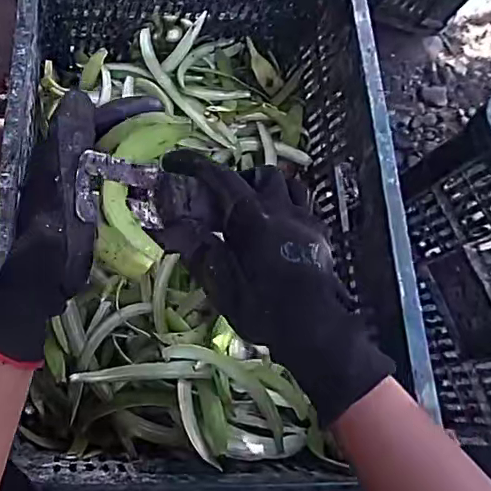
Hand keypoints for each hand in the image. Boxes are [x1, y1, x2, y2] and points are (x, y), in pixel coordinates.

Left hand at [0, 93, 160, 364]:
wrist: (40, 279)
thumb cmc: (53, 233)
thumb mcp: (63, 183)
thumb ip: (69, 141)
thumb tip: (77, 97)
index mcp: (56, 154)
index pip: (91, 118)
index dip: (122, 109)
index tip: (156, 107)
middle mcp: (62, 164)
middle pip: (100, 133)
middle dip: (132, 126)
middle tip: (166, 126)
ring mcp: (72, 184)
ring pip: (105, 154)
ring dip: (133, 147)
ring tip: (164, 148)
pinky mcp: (81, 204)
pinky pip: (108, 179)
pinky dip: (128, 173)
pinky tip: (149, 178)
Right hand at [157, 151, 394, 421]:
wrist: (314, 329)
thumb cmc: (262, 307)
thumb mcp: (219, 282)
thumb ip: (196, 248)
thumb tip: (169, 226)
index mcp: (251, 215)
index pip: (219, 176)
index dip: (195, 164)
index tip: (175, 161)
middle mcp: (280, 208)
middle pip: (261, 174)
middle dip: (241, 178)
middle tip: (225, 200)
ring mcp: (305, 220)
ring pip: (290, 185)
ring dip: (270, 189)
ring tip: (256, 209)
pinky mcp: (321, 236)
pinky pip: (304, 208)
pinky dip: (289, 209)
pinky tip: (280, 231)